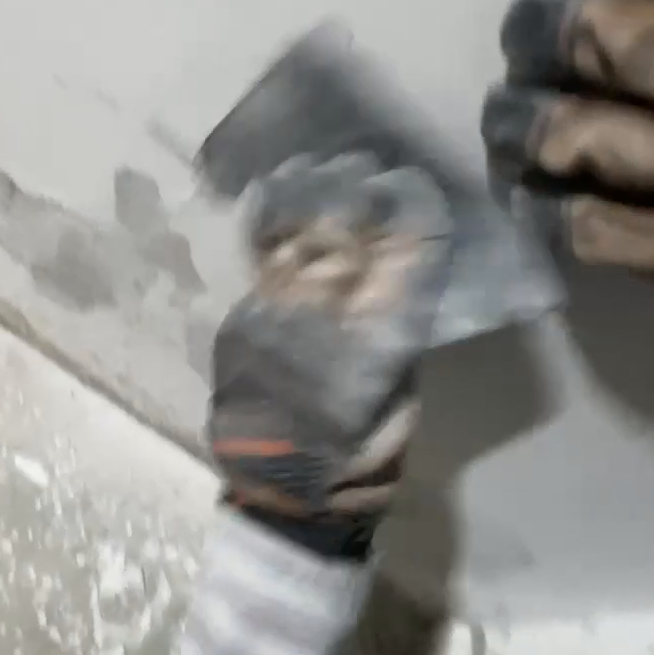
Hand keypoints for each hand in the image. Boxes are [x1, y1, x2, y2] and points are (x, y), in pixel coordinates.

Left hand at [209, 154, 451, 558]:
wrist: (283, 490)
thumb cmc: (359, 456)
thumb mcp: (399, 399)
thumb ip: (393, 336)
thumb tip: (388, 282)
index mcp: (375, 348)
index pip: (401, 268)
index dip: (408, 223)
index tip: (413, 188)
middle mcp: (322, 327)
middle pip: (340, 249)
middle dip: (352, 203)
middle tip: (360, 165)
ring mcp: (273, 324)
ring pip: (295, 251)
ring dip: (306, 205)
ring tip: (315, 167)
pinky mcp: (240, 328)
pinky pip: (259, 270)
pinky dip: (270, 233)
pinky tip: (275, 201)